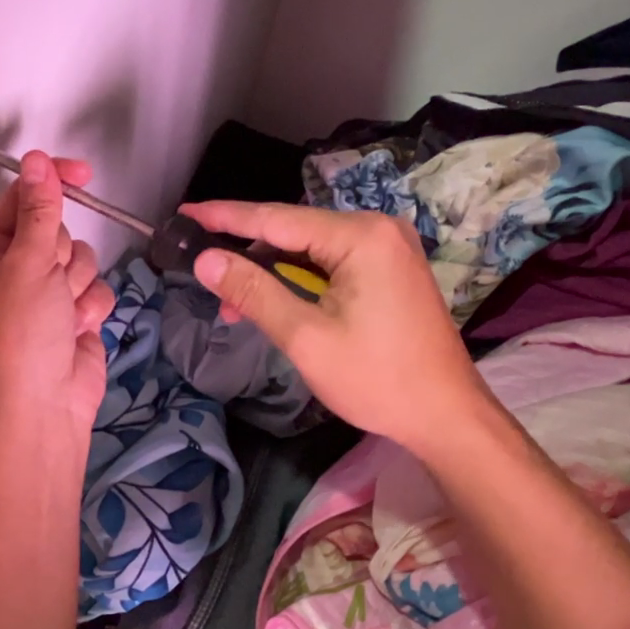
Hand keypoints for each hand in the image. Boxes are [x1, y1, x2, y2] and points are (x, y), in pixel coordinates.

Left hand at [0, 152, 115, 430]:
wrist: (44, 405)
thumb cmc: (21, 335)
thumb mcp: (27, 263)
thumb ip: (40, 209)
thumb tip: (37, 162)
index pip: (21, 198)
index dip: (50, 182)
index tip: (81, 172)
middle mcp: (14, 269)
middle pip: (57, 229)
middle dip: (62, 254)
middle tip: (50, 281)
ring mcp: (45, 293)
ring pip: (82, 258)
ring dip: (78, 284)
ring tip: (62, 313)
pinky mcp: (73, 314)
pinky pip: (95, 288)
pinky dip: (91, 308)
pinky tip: (77, 329)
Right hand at [178, 201, 492, 452]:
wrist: (445, 415)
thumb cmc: (377, 379)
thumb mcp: (306, 337)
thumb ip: (254, 292)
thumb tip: (205, 260)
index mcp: (361, 237)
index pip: (276, 219)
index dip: (225, 217)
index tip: (184, 213)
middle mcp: (377, 229)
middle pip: (293, 232)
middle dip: (247, 256)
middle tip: (203, 276)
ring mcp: (387, 249)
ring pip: (309, 251)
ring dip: (270, 275)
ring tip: (233, 308)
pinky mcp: (389, 270)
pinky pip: (330, 265)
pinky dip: (299, 282)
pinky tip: (273, 304)